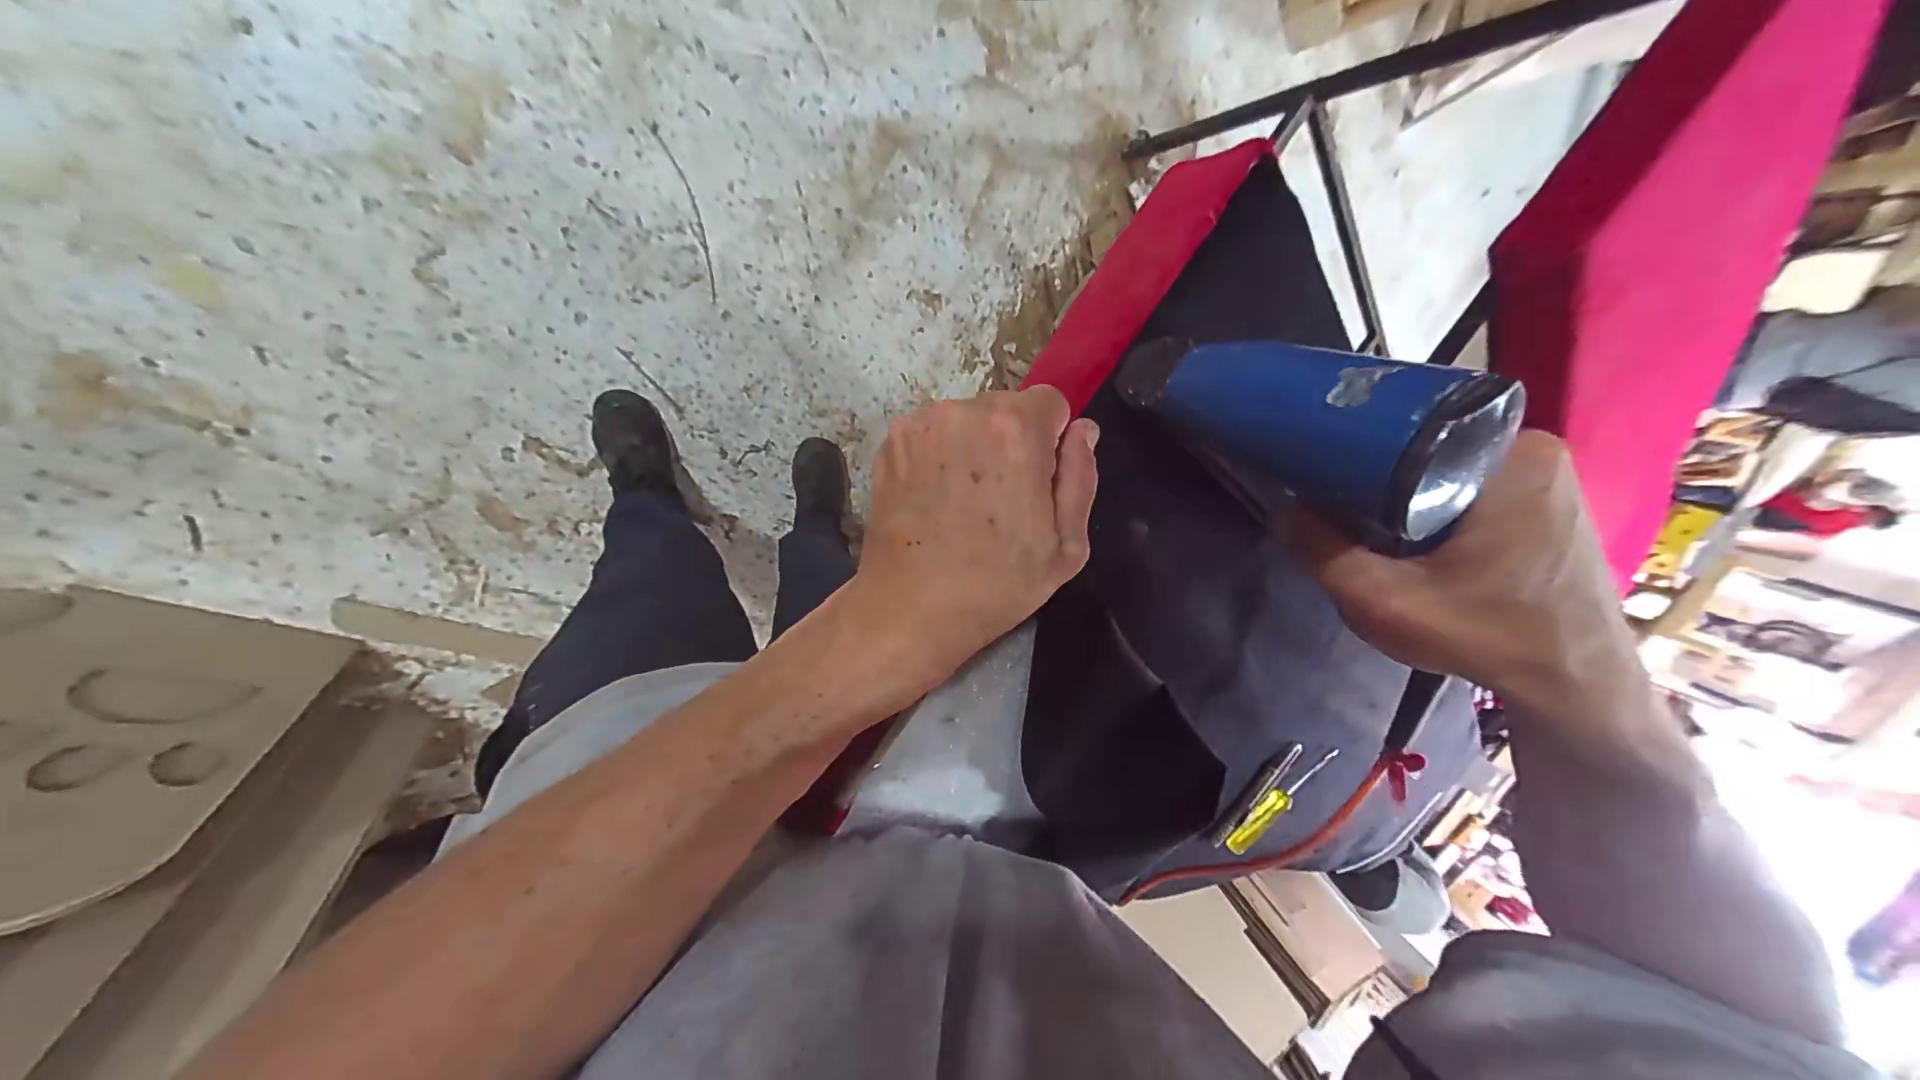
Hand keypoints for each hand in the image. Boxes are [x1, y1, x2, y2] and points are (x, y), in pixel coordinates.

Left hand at [847, 387, 1098, 689]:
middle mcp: (964, 411)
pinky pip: (932, 435)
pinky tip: (935, 500)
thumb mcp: (1066, 545)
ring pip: (967, 420)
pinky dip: (939, 456)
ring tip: (964, 503)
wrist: (909, 608)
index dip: (1052, 441)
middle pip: (1006, 407)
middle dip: (1012, 441)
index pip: (1051, 402)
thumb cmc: (995, 585)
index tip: (1038, 481)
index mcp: (1015, 429)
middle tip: (1001, 500)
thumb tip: (1083, 430)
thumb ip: (1081, 476)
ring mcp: (921, 425)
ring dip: (973, 447)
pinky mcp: (891, 443)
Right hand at [1295, 430, 1632, 712]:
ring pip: (1445, 470)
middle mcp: (1535, 451)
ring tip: (1370, 527)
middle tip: (1342, 510)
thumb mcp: (1384, 601)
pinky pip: (1470, 487)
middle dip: (1379, 477)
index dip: (1356, 449)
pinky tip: (1413, 541)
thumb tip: (1286, 509)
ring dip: (1406, 496)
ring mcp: (1549, 476)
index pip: (1408, 428)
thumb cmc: (1488, 635)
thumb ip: (1324, 553)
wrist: (1577, 688)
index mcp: (1509, 455)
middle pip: (1425, 449)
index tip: (1321, 474)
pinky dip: (1435, 507)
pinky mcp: (1548, 503)